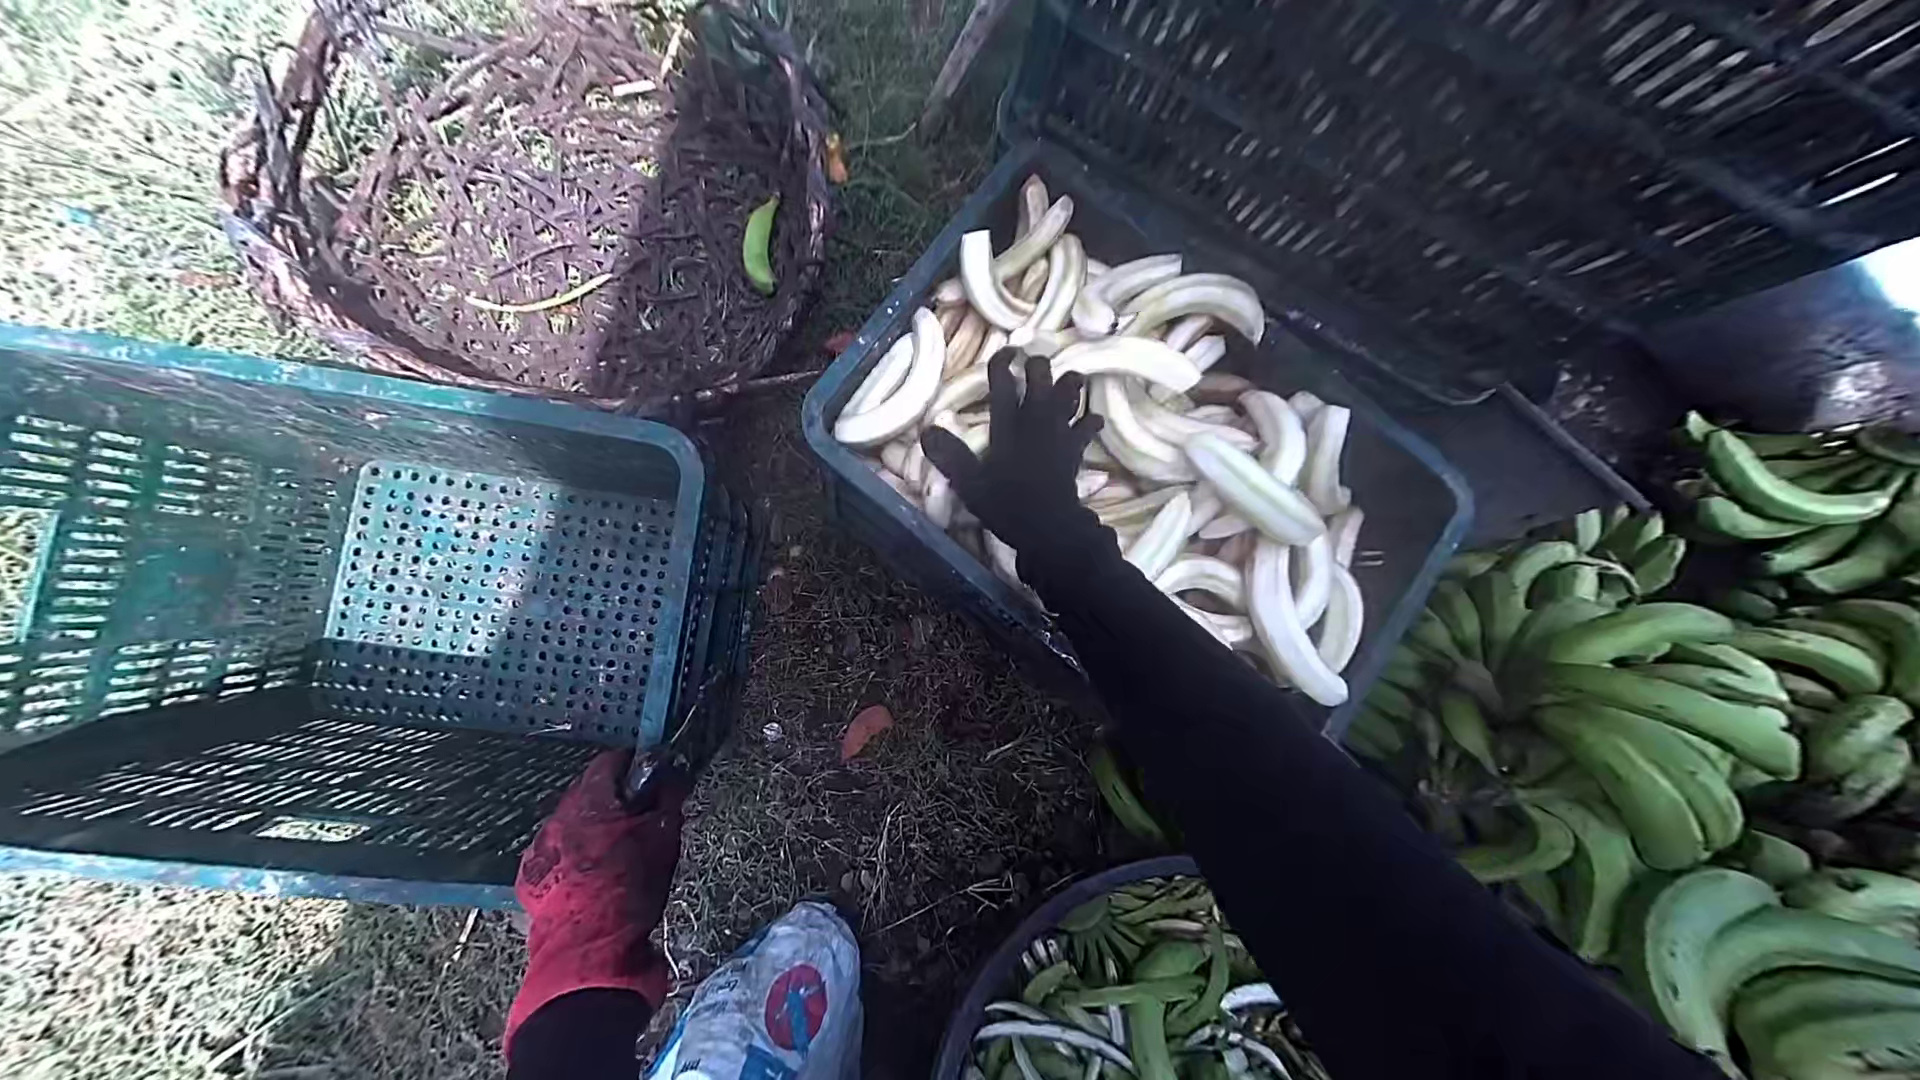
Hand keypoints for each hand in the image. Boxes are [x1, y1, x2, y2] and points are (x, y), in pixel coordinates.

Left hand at [505, 749, 688, 1054]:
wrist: (590, 957)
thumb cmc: (631, 888)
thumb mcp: (664, 836)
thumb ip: (669, 797)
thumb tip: (674, 773)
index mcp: (588, 804)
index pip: (609, 762)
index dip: (633, 762)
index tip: (651, 770)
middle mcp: (555, 822)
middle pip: (587, 792)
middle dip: (614, 796)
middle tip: (642, 807)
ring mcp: (539, 854)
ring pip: (571, 823)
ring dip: (593, 824)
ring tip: (620, 841)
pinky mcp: (532, 883)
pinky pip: (558, 854)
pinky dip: (576, 853)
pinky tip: (596, 868)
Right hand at [920, 349, 1106, 566]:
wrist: (1047, 525)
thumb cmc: (1006, 503)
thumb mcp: (970, 483)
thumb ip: (950, 456)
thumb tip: (926, 431)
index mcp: (1007, 425)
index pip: (1003, 383)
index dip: (1002, 363)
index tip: (1003, 353)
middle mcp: (1035, 419)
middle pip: (1042, 377)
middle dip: (1038, 366)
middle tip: (1032, 366)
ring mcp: (1059, 431)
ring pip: (1071, 392)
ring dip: (1070, 384)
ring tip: (1066, 381)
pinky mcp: (1075, 447)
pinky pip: (1088, 425)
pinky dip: (1090, 421)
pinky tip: (1090, 420)